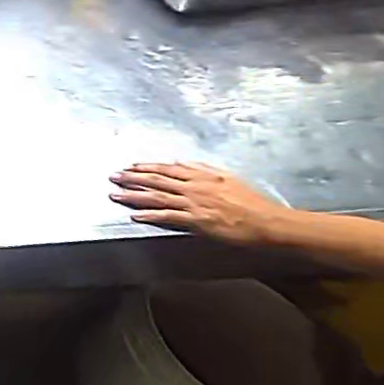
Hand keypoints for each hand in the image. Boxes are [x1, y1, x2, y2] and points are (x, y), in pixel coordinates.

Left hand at [108, 162, 291, 246]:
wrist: (270, 222)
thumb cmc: (253, 201)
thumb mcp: (228, 177)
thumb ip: (202, 168)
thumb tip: (182, 162)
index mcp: (201, 176)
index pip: (166, 169)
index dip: (145, 167)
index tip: (129, 166)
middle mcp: (193, 188)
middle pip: (155, 180)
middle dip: (131, 178)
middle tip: (113, 177)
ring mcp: (194, 204)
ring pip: (156, 197)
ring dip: (133, 195)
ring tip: (115, 194)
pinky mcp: (197, 221)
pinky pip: (168, 216)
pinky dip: (150, 216)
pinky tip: (136, 216)